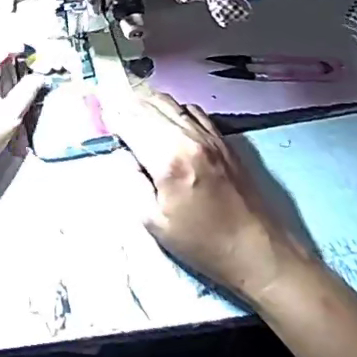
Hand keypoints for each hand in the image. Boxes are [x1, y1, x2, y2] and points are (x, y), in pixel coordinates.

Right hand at [101, 88, 310, 302]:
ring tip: (131, 115)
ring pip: (167, 101)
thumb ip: (130, 181)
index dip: (107, 115)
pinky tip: (166, 123)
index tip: (95, 116)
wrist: (262, 255)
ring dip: (145, 103)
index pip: (127, 119)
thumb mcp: (153, 222)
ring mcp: (209, 135)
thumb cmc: (204, 244)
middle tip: (108, 114)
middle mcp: (188, 137)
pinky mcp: (223, 139)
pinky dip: (171, 109)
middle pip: (145, 103)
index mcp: (168, 158)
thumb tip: (122, 153)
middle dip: (122, 105)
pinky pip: (191, 109)